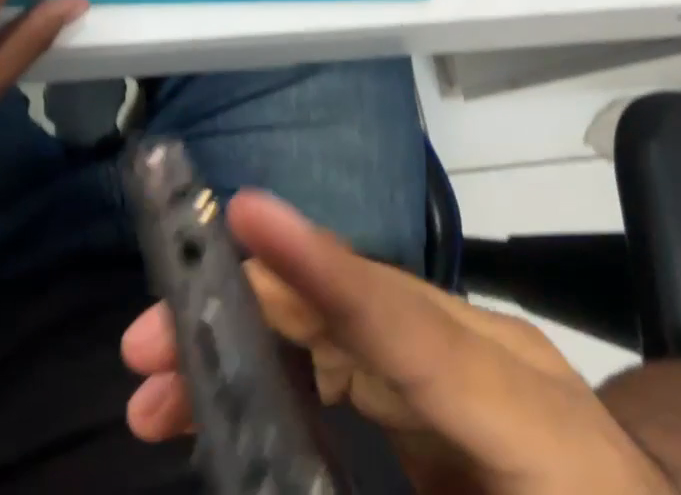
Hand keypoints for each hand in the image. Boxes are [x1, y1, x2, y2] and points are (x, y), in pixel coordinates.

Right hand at [121, 191, 674, 494]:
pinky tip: (218, 398)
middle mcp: (488, 359)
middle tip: (144, 351)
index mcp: (536, 427)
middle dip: (237, 311)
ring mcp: (459, 353)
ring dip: (238, 339)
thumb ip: (403, 491)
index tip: (246, 213)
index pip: (411, 333)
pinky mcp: (434, 365)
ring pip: (325, 316)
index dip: (323, 272)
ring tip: (158, 395)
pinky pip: (335, 344)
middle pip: (342, 304)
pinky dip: (269, 362)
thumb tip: (283, 466)